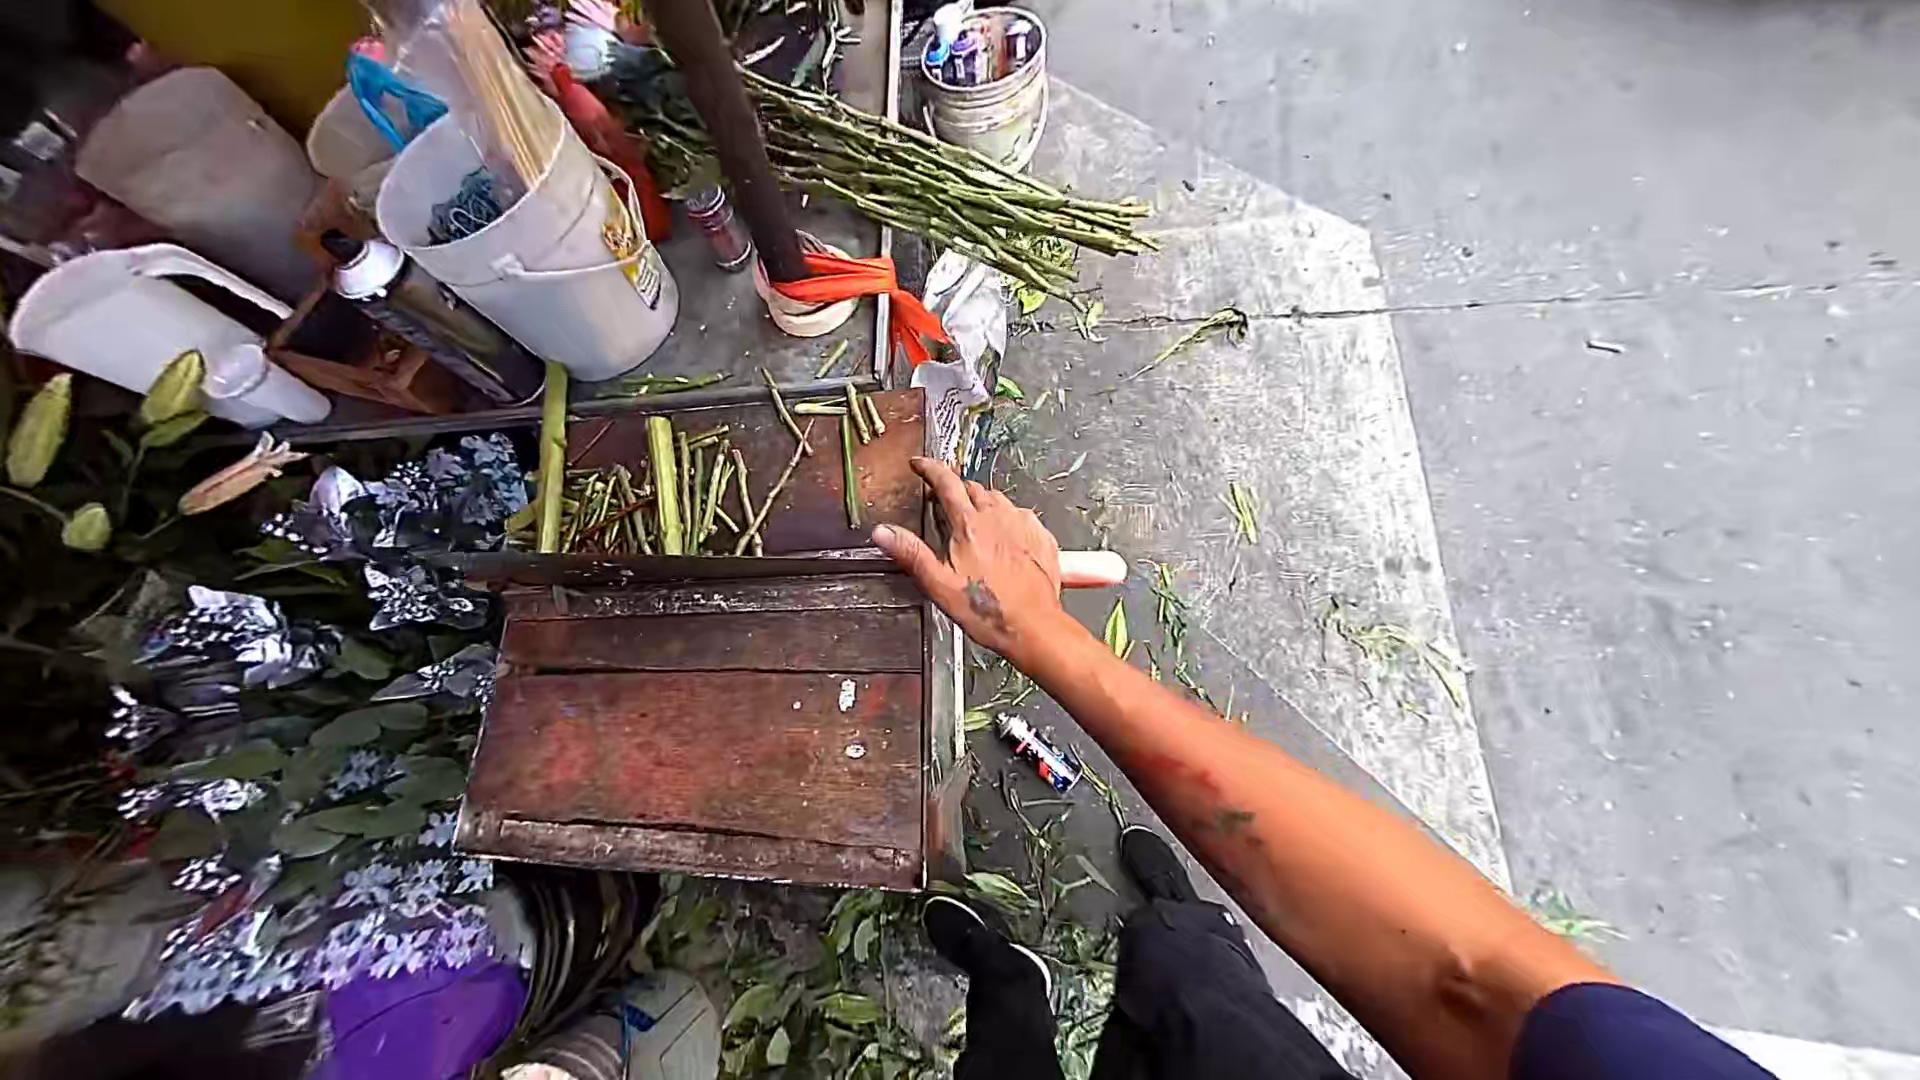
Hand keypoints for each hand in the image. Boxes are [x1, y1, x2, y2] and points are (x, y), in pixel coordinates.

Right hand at [871, 458, 1074, 665]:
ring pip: (999, 500)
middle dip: (957, 491)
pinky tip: (1006, 540)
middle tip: (947, 506)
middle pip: (973, 489)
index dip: (930, 469)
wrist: (1033, 626)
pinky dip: (1010, 520)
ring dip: (984, 504)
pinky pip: (1022, 516)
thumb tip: (883, 532)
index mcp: (969, 525)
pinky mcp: (1041, 537)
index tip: (920, 465)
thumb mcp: (939, 584)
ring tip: (976, 525)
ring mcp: (1023, 524)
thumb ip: (910, 553)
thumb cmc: (988, 609)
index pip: (946, 482)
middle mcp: (998, 517)